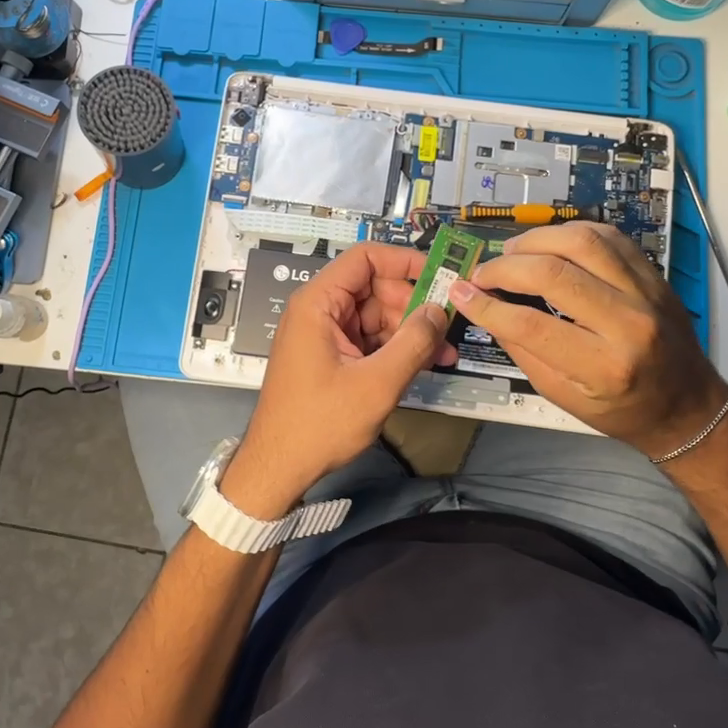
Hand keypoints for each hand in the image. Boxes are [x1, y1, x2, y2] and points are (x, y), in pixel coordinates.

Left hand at [223, 243, 453, 517]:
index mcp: (318, 303)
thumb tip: (439, 311)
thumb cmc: (319, 423)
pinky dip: (396, 349)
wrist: (279, 468)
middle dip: (413, 304)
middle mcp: (319, 311)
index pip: (365, 259)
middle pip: (374, 288)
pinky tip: (425, 363)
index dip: (404, 261)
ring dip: (410, 331)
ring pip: (376, 316)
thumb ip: (413, 343)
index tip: (440, 274)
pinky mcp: (331, 358)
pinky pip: (369, 340)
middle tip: (448, 325)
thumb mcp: (376, 383)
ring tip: (445, 353)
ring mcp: (324, 335)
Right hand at [444, 221, 727, 456]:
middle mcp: (629, 324)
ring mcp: (646, 292)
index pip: (531, 326)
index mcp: (605, 367)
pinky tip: (548, 243)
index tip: (461, 293)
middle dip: (505, 269)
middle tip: (482, 273)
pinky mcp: (652, 274)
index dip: (487, 306)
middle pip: (554, 274)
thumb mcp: (563, 396)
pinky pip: (607, 236)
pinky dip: (570, 233)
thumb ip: (524, 349)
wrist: (688, 405)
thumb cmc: (622, 410)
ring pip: (582, 242)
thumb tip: (484, 307)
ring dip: (536, 240)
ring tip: (512, 252)